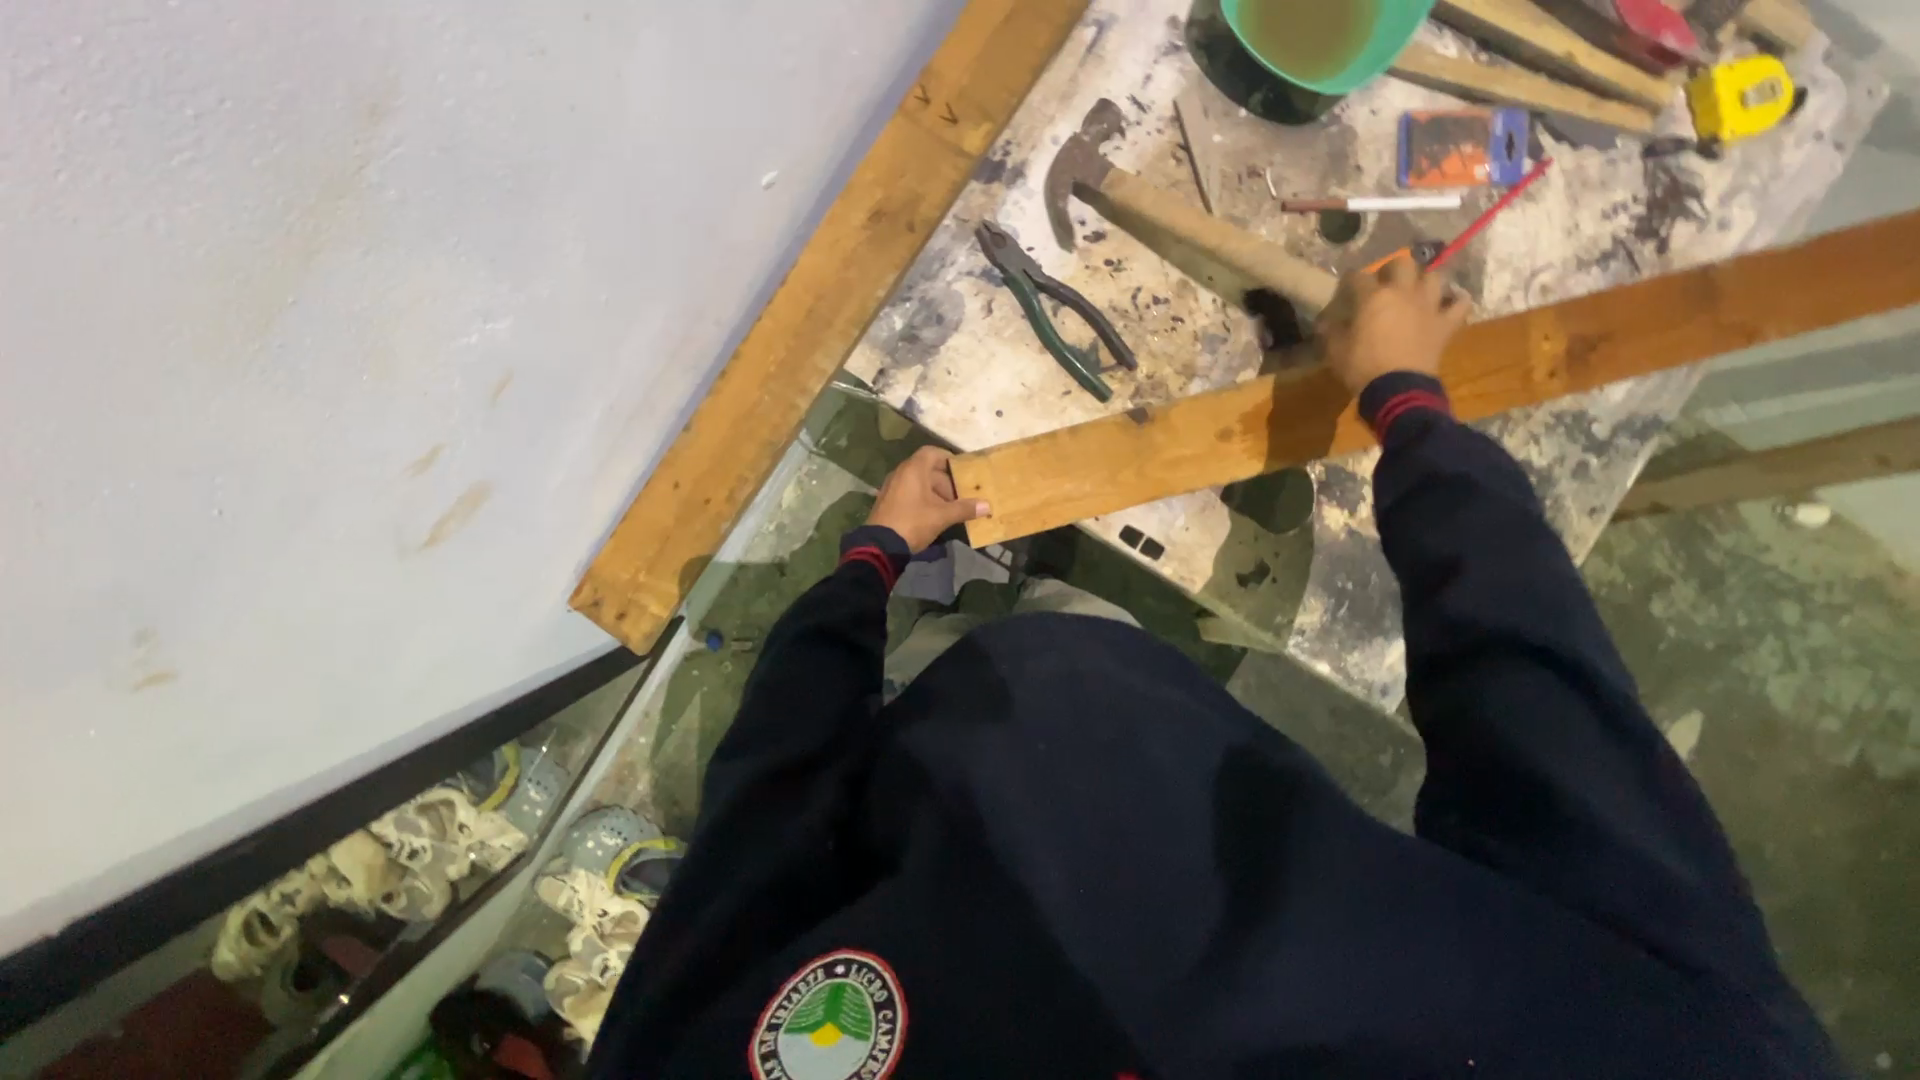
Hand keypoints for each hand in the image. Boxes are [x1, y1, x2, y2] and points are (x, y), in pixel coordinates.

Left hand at [866, 446, 990, 553]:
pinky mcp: (888, 501)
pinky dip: (924, 500)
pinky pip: (910, 493)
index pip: (932, 453)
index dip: (948, 459)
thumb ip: (964, 509)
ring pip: (919, 484)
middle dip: (946, 482)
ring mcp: (893, 487)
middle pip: (928, 470)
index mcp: (913, 469)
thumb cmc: (913, 522)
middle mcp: (901, 473)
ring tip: (951, 509)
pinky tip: (935, 516)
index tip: (963, 471)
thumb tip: (987, 505)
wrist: (881, 545)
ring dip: (936, 493)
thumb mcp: (942, 516)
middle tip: (961, 496)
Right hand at [1320, 256, 1472, 395]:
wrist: (1397, 389)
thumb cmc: (1362, 367)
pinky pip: (1460, 303)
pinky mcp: (1445, 323)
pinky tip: (1448, 302)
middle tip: (1384, 282)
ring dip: (1423, 280)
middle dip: (1391, 268)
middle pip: (1403, 263)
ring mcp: (1429, 306)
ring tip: (1415, 290)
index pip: (1358, 277)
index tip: (1345, 288)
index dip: (1350, 280)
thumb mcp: (1335, 350)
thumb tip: (1327, 321)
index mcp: (1373, 297)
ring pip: (1434, 276)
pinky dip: (1456, 300)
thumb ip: (1332, 331)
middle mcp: (1404, 293)